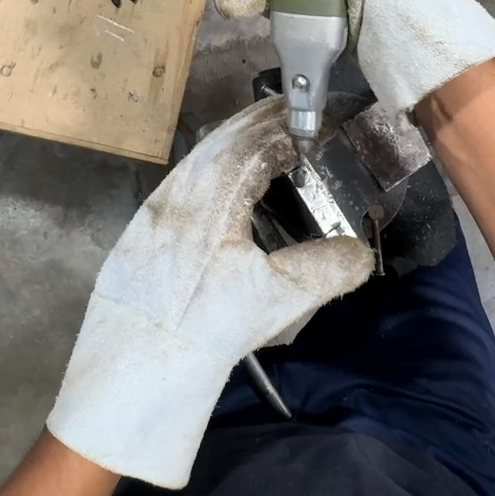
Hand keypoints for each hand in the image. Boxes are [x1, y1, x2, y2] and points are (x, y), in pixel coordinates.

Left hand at [46, 96, 372, 488]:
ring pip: (195, 161)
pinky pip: (179, 182)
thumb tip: (361, 253)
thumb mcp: (275, 301)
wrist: (133, 378)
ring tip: (260, 141)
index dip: (280, 129)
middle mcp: (176, 195)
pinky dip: (208, 168)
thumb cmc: (207, 332)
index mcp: (210, 200)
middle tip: (286, 117)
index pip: (250, 146)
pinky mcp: (139, 233)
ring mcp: (152, 212)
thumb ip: (323, 270)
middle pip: (218, 142)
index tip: (304, 122)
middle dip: (254, 126)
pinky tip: (221, 183)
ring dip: (230, 144)